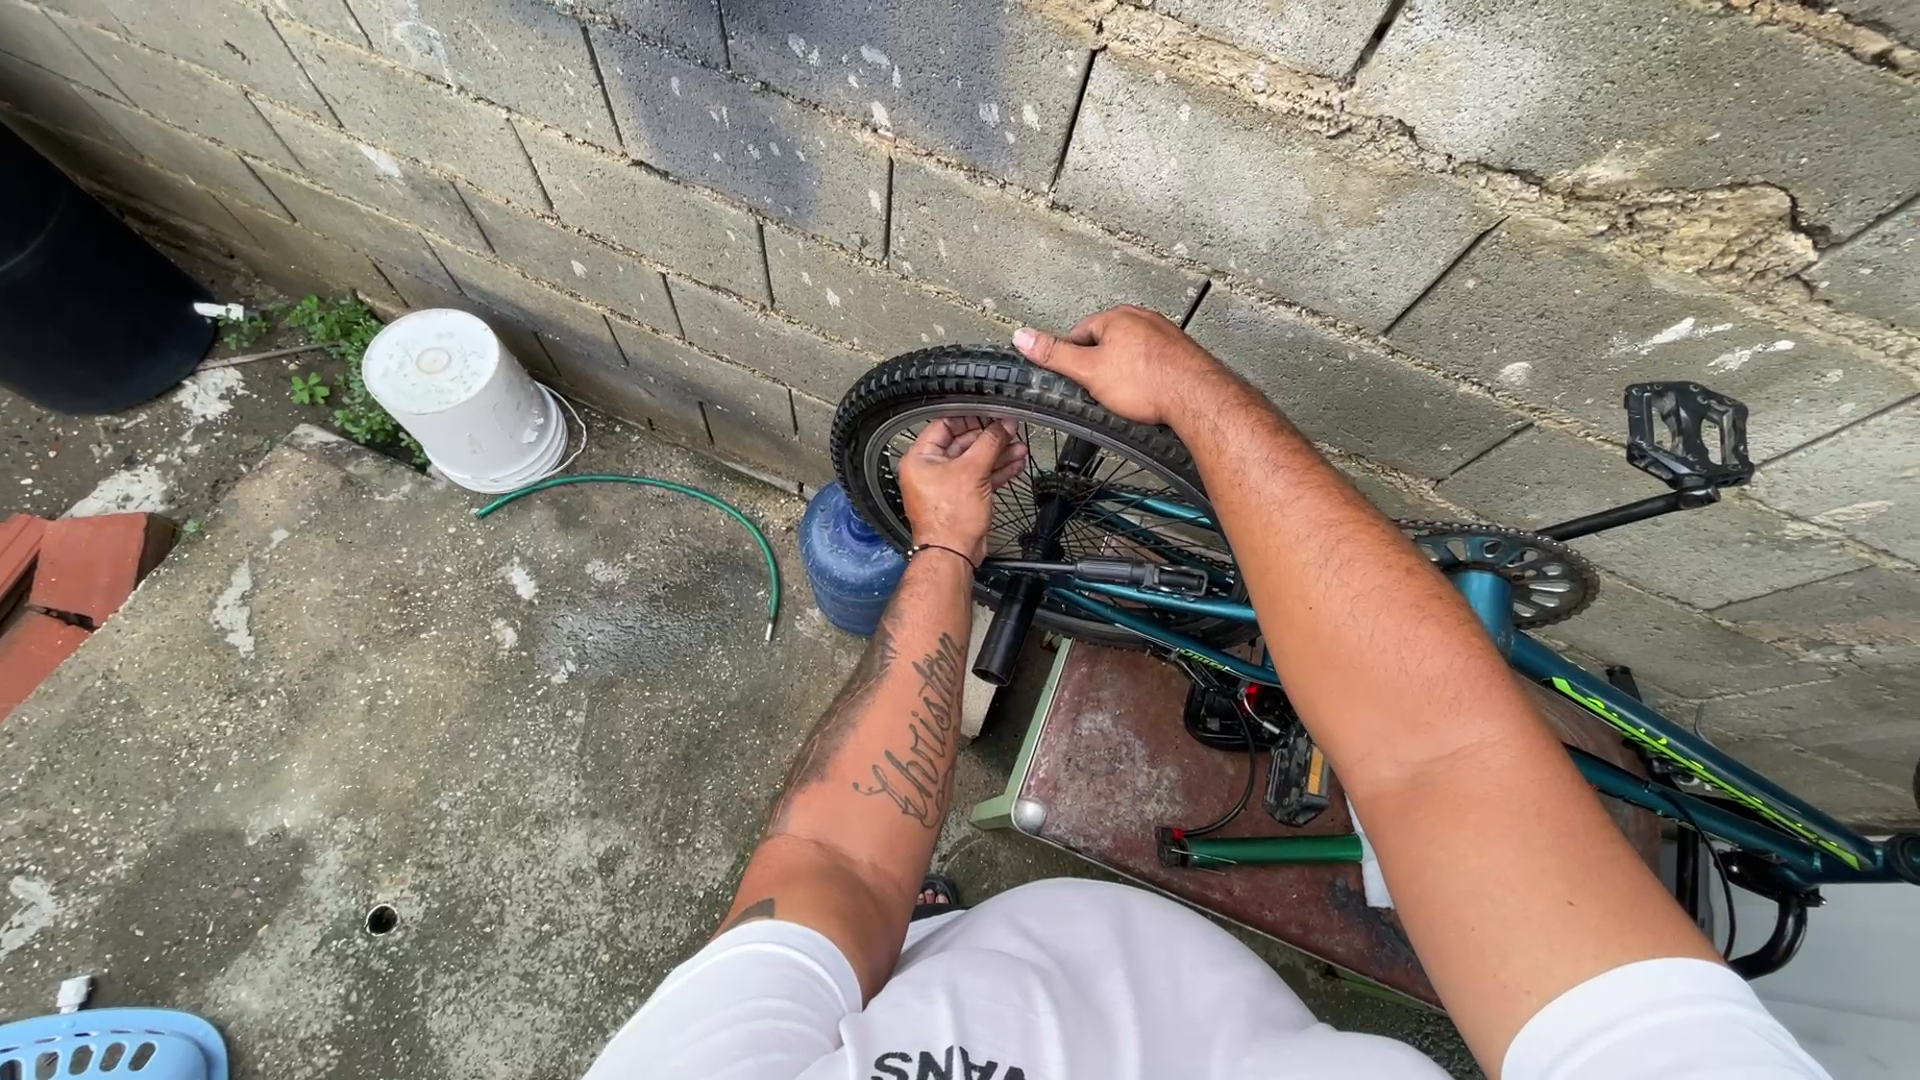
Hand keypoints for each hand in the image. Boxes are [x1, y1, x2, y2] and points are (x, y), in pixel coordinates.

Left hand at [897, 418, 1027, 563]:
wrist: (953, 553)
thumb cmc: (948, 520)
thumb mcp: (972, 471)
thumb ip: (990, 444)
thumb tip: (1003, 426)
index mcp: (920, 459)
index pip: (944, 426)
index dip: (969, 418)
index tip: (990, 413)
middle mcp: (930, 471)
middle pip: (963, 443)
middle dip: (990, 438)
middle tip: (1009, 429)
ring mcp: (947, 485)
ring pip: (975, 462)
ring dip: (998, 454)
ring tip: (1018, 446)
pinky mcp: (962, 499)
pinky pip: (981, 478)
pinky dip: (997, 471)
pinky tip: (1014, 464)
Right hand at [1011, 305, 1224, 426]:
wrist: (1195, 397)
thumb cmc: (1149, 382)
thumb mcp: (1087, 370)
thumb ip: (1053, 354)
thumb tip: (1023, 337)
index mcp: (1117, 317)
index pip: (1079, 333)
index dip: (1072, 359)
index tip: (1073, 376)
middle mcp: (1143, 319)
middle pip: (1106, 344)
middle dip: (1100, 367)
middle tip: (1099, 390)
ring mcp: (1164, 336)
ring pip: (1131, 356)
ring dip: (1125, 375)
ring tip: (1127, 396)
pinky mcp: (1180, 355)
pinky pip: (1152, 366)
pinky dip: (1146, 381)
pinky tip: (1147, 397)